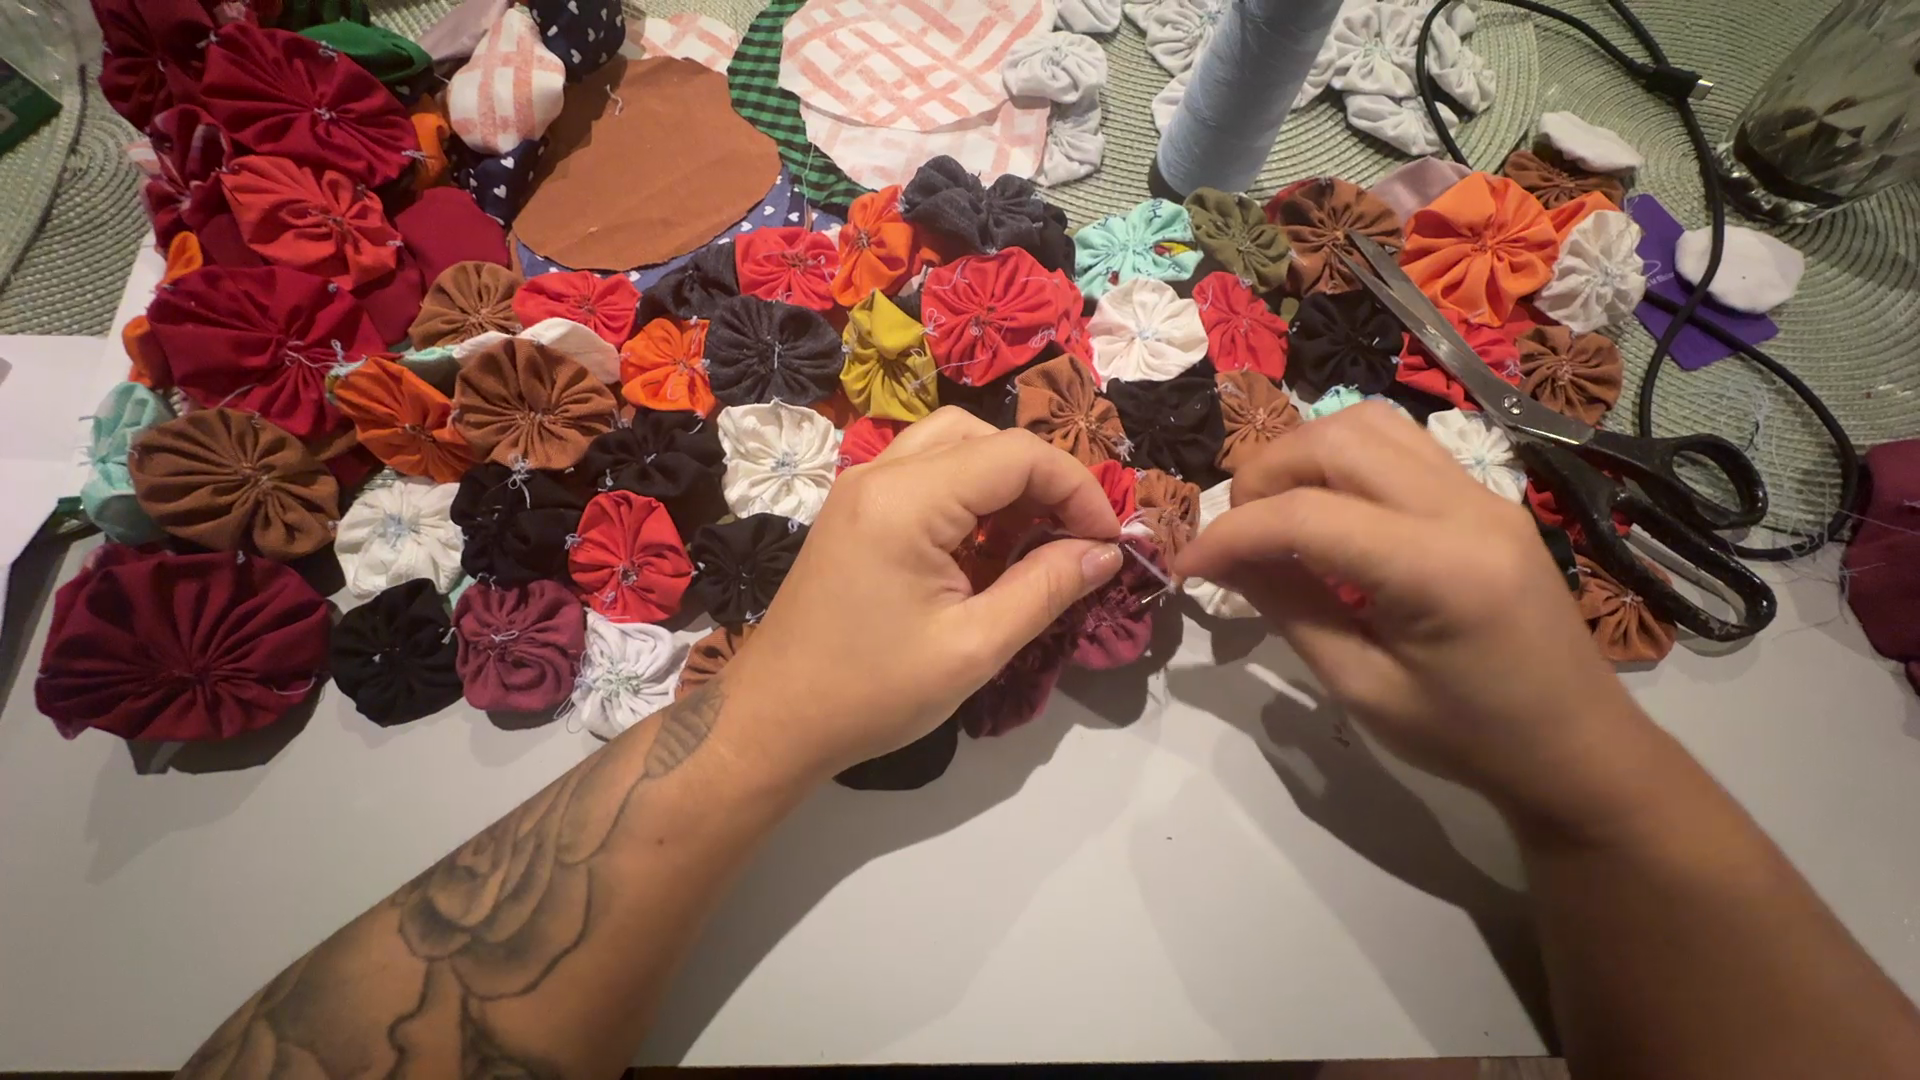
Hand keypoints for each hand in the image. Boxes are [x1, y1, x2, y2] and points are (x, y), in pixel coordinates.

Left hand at [717, 408, 1122, 781]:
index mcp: (905, 501)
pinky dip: (968, 494)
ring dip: (1004, 480)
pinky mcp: (854, 511)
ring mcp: (860, 489)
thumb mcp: (973, 648)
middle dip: (1040, 476)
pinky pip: (924, 474)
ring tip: (1035, 537)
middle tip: (1072, 533)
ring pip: (952, 446)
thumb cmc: (871, 693)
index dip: (1076, 487)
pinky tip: (987, 544)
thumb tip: (1103, 553)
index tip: (1107, 539)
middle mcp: (878, 474)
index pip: (1015, 455)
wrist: (775, 720)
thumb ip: (1044, 589)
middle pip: (982, 435)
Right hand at [1174, 403, 1653, 832]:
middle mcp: (1465, 509)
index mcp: (1438, 571)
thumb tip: (1224, 558)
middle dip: (1260, 476)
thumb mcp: (1358, 686)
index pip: (1305, 517)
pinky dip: (1337, 459)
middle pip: (1334, 441)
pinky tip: (1321, 508)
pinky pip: (1395, 444)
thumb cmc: (1466, 736)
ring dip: (1299, 455)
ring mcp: (1481, 493)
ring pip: (1366, 424)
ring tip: (1272, 512)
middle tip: (1233, 534)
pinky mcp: (1481, 495)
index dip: (1229, 534)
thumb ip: (1287, 608)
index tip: (1186, 566)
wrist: (1578, 748)